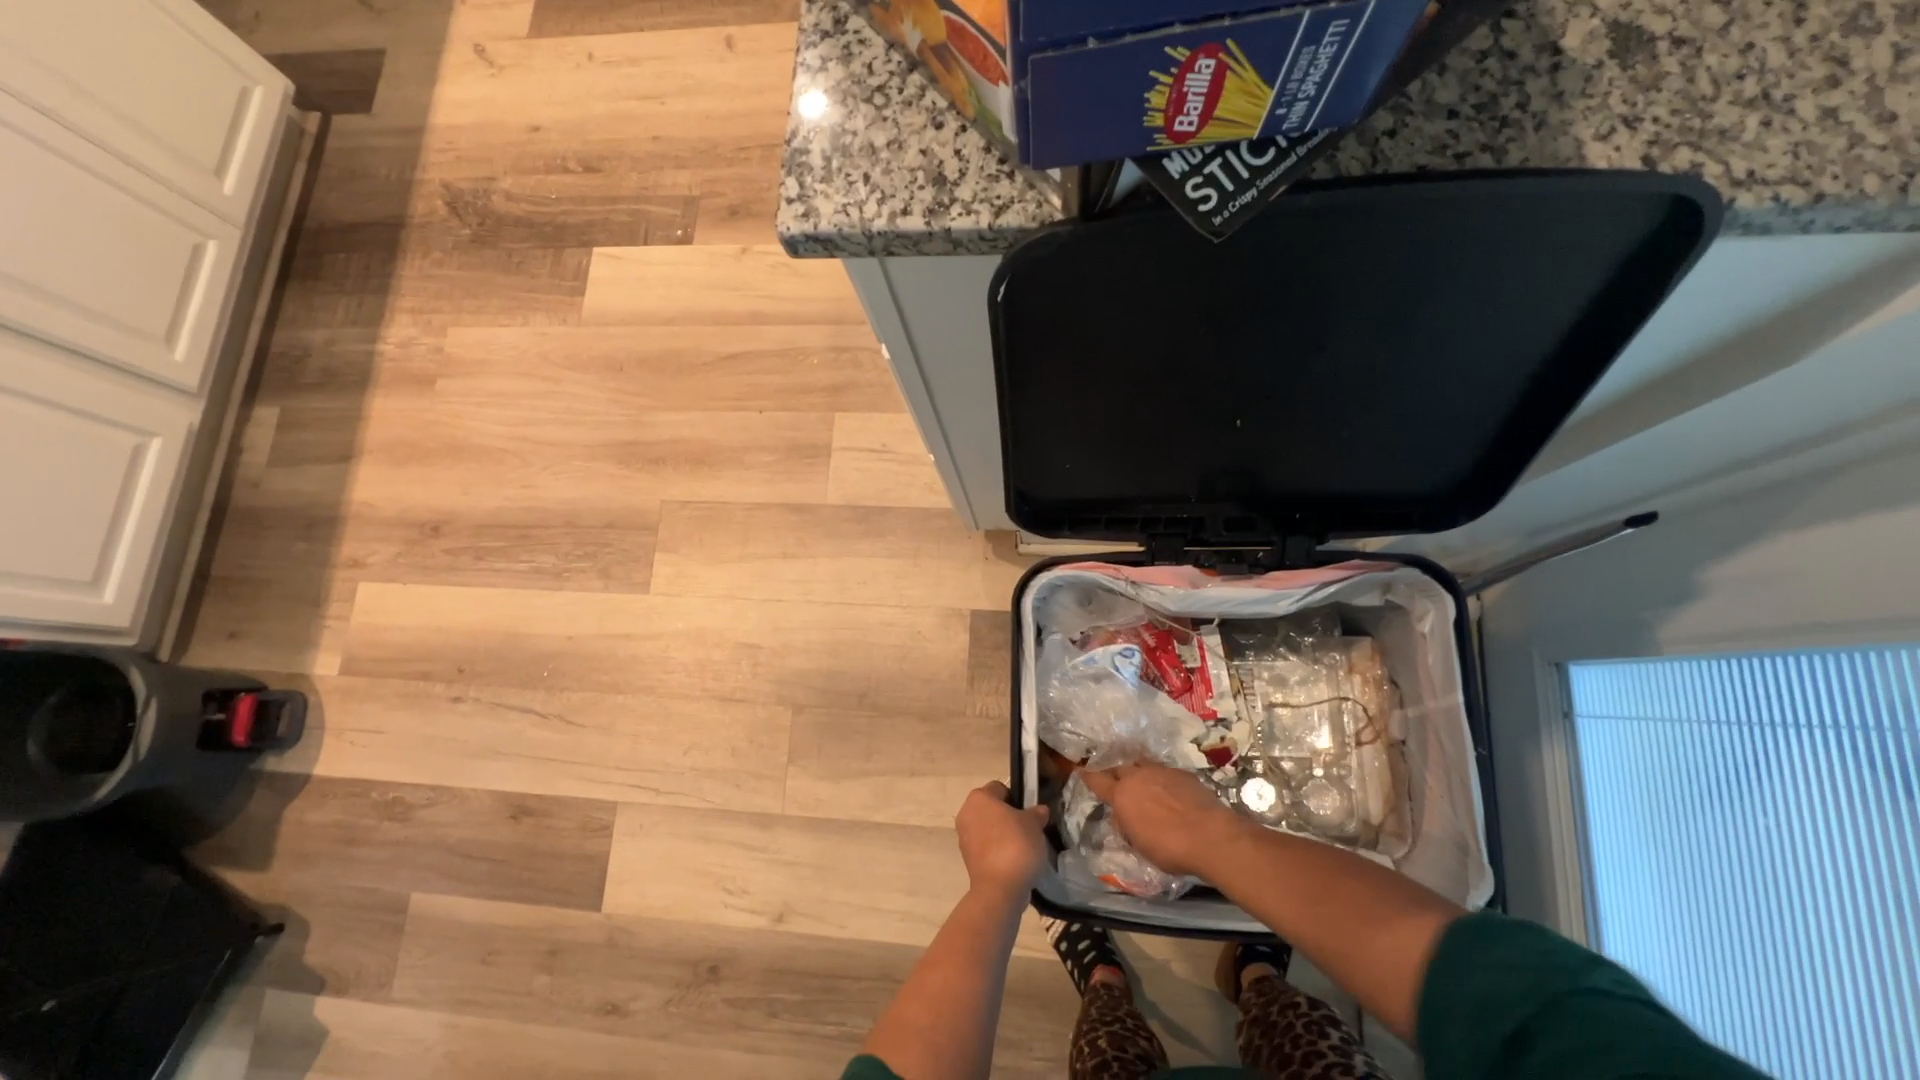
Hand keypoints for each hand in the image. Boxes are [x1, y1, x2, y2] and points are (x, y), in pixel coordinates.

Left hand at [955, 781, 1050, 897]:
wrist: (1000, 888)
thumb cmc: (1016, 845)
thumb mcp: (1034, 824)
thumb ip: (1036, 813)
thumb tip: (1040, 811)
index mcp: (979, 798)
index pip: (1000, 788)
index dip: (1017, 798)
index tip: (1030, 812)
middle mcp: (966, 814)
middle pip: (992, 809)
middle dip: (1010, 817)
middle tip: (1029, 829)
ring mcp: (964, 838)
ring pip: (989, 828)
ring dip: (1003, 834)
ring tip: (1024, 847)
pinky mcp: (968, 859)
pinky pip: (987, 847)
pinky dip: (998, 850)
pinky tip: (1014, 860)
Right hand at [1080, 762, 1248, 877]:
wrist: (1210, 836)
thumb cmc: (1169, 848)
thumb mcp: (1138, 844)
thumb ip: (1126, 825)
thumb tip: (1122, 816)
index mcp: (1121, 795)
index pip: (1097, 780)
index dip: (1088, 776)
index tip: (1081, 771)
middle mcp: (1138, 776)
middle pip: (1120, 767)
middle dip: (1115, 772)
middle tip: (1114, 779)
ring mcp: (1162, 771)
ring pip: (1143, 764)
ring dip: (1138, 771)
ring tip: (1141, 780)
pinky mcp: (1183, 773)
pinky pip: (1164, 771)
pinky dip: (1160, 778)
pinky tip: (1167, 790)